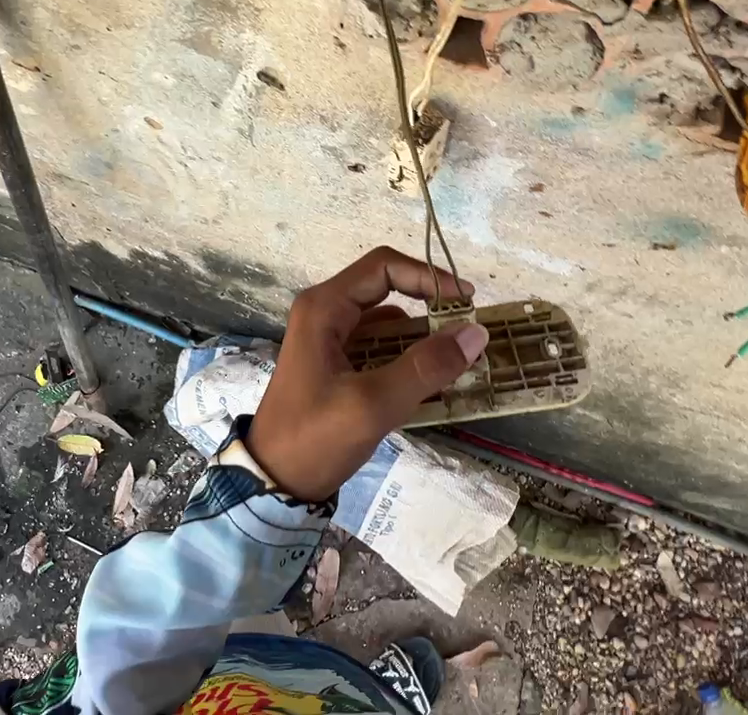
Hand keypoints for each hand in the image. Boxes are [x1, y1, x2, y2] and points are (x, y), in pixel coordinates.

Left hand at [246, 247, 488, 500]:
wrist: (272, 482)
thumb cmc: (314, 438)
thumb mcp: (373, 404)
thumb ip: (425, 367)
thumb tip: (476, 332)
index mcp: (324, 308)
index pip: (383, 266)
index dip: (428, 276)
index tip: (466, 301)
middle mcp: (325, 312)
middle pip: (387, 289)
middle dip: (430, 307)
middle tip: (468, 331)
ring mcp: (330, 338)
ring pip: (387, 321)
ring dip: (422, 336)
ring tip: (460, 359)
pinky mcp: (337, 363)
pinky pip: (380, 346)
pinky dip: (408, 357)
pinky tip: (435, 381)